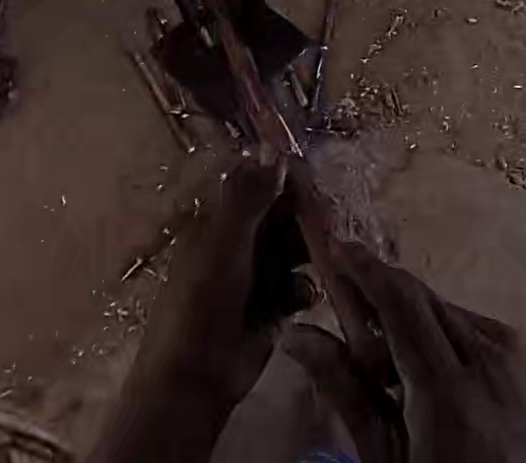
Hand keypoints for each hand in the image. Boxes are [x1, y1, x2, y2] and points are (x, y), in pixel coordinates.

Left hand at [91, 157, 311, 462]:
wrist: (196, 374)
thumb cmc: (203, 297)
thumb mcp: (224, 239)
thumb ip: (249, 196)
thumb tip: (272, 150)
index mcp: (218, 216)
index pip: (255, 182)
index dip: (282, 177)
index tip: (312, 177)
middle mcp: (238, 238)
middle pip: (279, 214)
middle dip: (304, 215)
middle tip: (330, 220)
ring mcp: (255, 272)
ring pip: (292, 247)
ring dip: (309, 250)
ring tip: (328, 255)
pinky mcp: (272, 304)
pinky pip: (297, 284)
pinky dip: (302, 287)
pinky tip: (303, 295)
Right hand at [282, 243, 525, 462]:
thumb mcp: (389, 462)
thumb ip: (346, 392)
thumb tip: (298, 335)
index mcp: (450, 392)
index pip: (400, 299)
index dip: (364, 266)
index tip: (334, 244)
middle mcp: (491, 367)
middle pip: (424, 299)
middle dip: (382, 294)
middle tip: (347, 315)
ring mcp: (522, 374)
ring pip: (451, 313)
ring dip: (412, 318)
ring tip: (390, 364)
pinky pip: (480, 334)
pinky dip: (444, 336)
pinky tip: (431, 373)